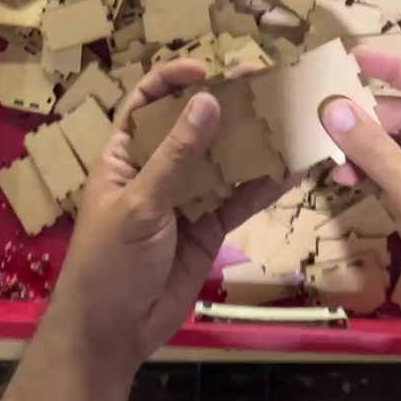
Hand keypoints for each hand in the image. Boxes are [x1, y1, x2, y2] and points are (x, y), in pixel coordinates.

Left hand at [41, 59, 295, 379]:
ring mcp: (185, 198)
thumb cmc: (110, 260)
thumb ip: (177, 155)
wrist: (112, 333)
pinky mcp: (208, 227)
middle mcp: (157, 168)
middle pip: (192, 125)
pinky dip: (261, 186)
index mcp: (125, 154)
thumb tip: (208, 100)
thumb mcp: (139, 203)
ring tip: (286, 115)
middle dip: (225, 102)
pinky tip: (290, 170)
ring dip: (251, 140)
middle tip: (263, 79)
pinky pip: (237, 199)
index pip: (146, 103)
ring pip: (221, 160)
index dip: (171, 80)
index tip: (205, 68)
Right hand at [319, 47, 400, 360]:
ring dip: (363, 149)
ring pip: (394, 151)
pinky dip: (365, 175)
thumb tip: (332, 106)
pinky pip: (388, 180)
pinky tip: (340, 175)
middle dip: (369, 117)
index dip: (394, 68)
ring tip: (328, 152)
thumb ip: (375, 151)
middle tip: (326, 115)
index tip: (353, 56)